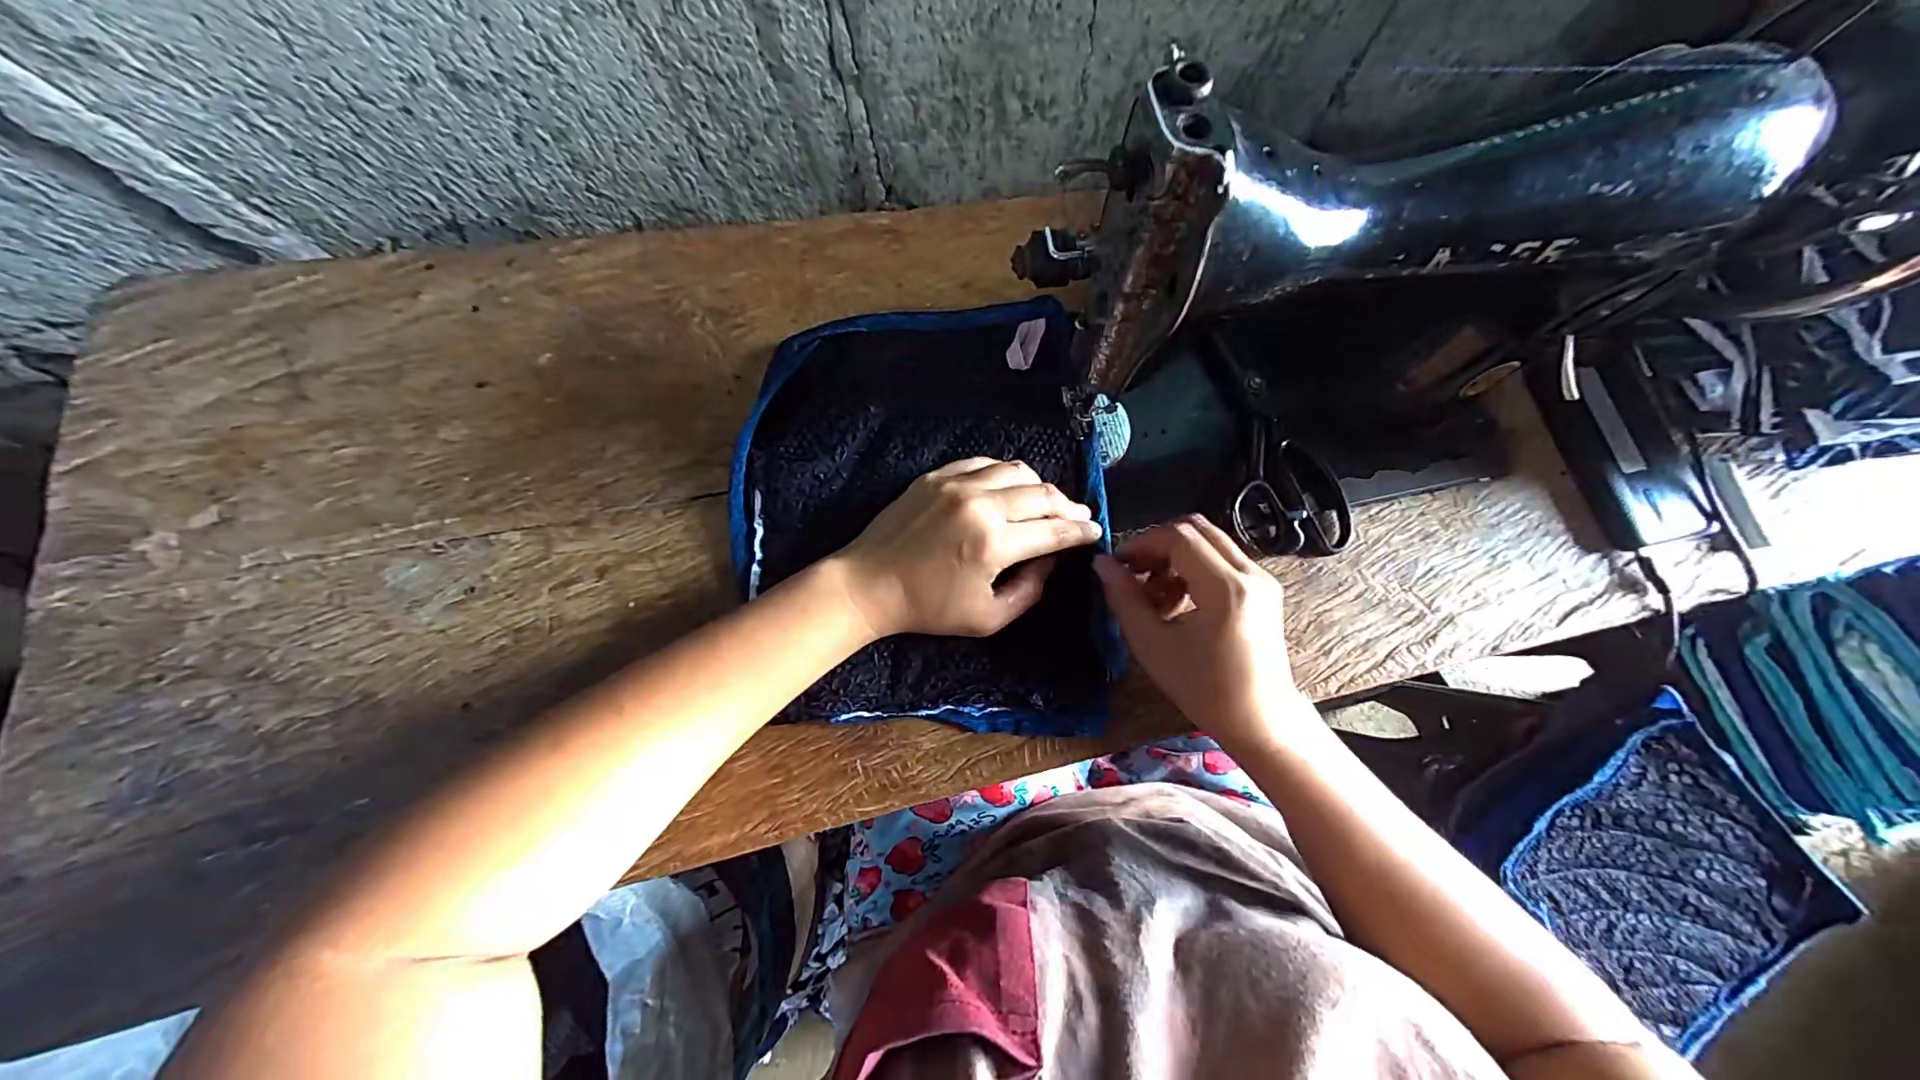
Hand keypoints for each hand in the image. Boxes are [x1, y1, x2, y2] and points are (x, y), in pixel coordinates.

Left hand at [831, 458, 1103, 638]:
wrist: (869, 584)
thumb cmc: (928, 608)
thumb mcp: (987, 618)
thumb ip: (1029, 591)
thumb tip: (1048, 560)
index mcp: (994, 544)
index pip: (1054, 531)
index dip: (1080, 532)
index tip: (1094, 532)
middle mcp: (981, 505)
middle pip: (1042, 495)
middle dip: (1069, 506)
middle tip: (1080, 515)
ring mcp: (956, 484)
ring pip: (1016, 471)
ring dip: (1040, 485)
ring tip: (1048, 500)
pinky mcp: (936, 476)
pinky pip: (983, 463)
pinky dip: (1004, 473)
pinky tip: (1009, 486)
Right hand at [1093, 514, 1310, 745]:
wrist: (1261, 719)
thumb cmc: (1204, 689)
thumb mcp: (1153, 645)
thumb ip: (1125, 599)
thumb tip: (1103, 564)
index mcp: (1226, 588)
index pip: (1179, 537)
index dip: (1141, 543)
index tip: (1118, 565)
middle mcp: (1251, 574)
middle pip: (1196, 529)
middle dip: (1157, 544)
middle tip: (1133, 572)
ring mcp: (1262, 579)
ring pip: (1209, 542)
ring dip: (1175, 556)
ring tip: (1154, 594)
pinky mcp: (1263, 589)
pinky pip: (1223, 559)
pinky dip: (1194, 567)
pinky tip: (1177, 600)